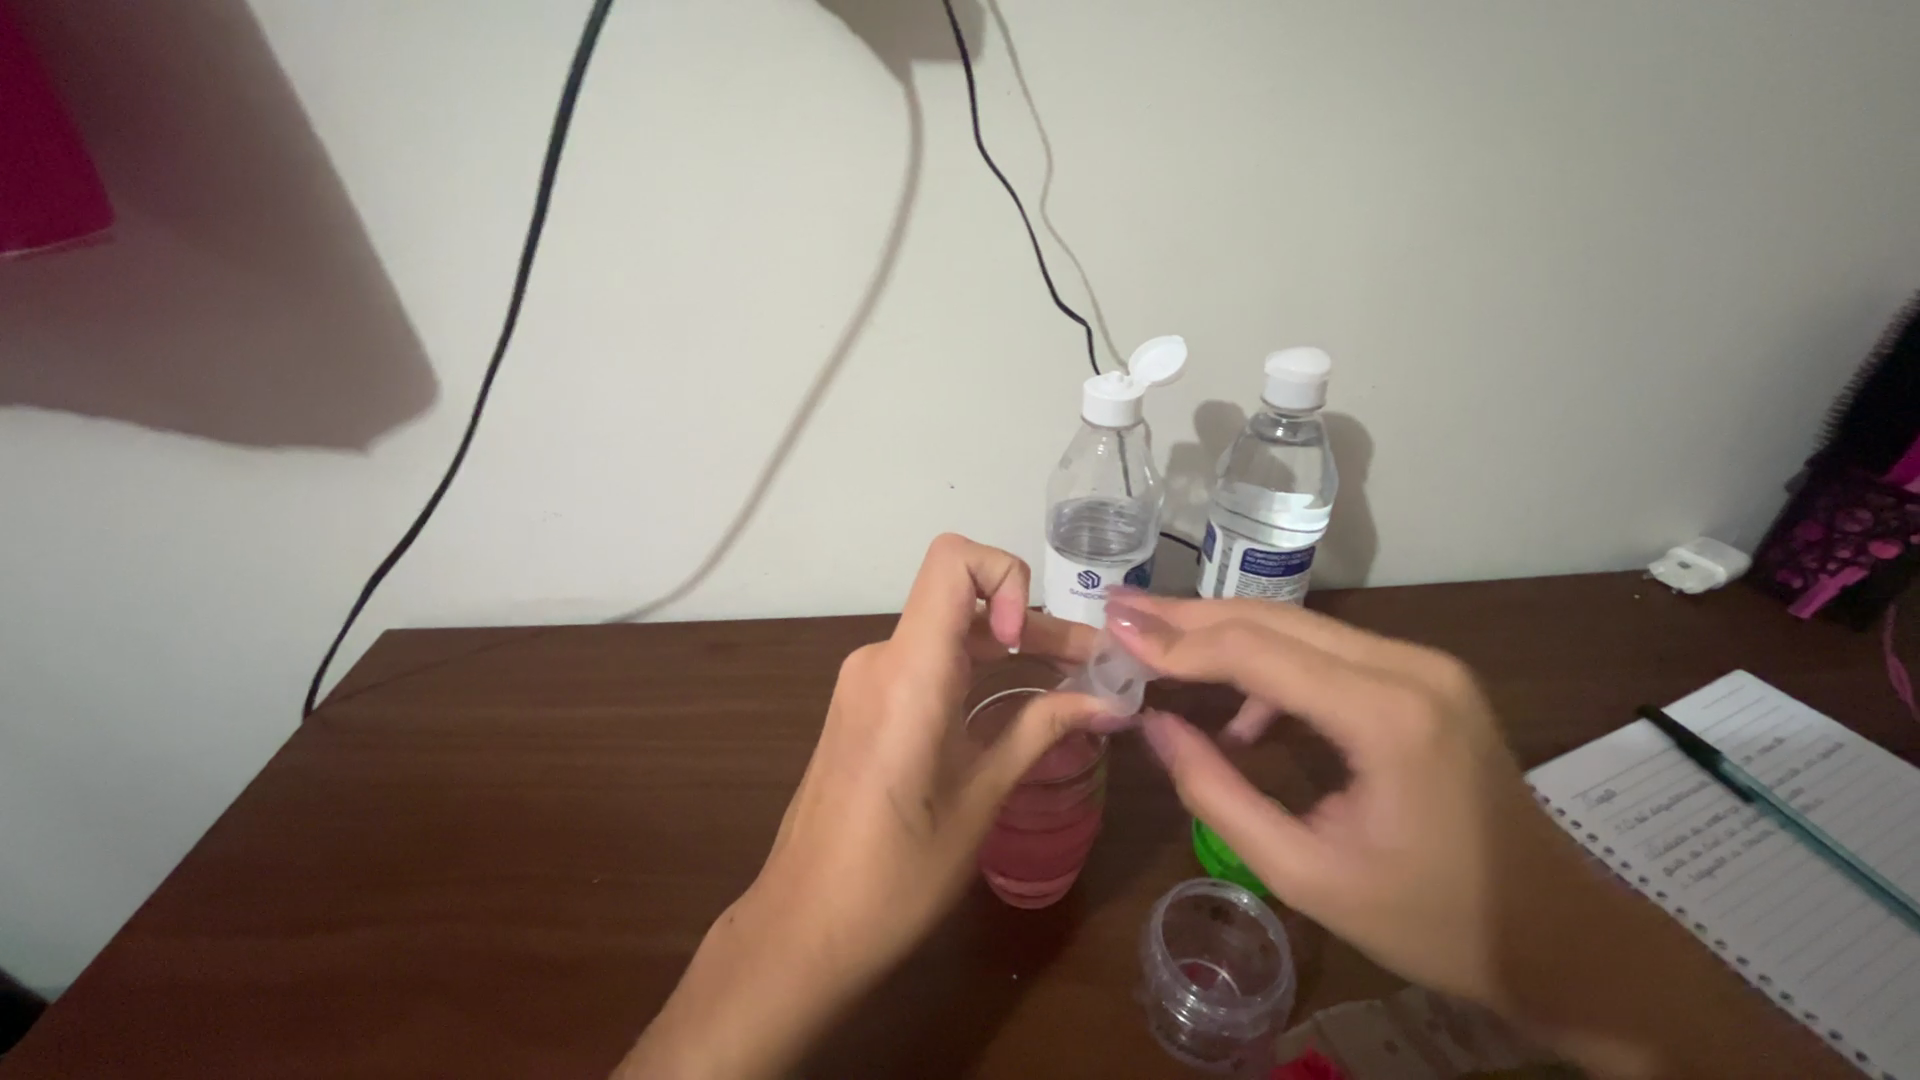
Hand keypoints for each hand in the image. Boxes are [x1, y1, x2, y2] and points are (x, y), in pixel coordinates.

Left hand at [754, 533, 1110, 978]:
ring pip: (949, 633)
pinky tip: (1018, 707)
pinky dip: (978, 672)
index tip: (1031, 642)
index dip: (1007, 576)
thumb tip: (1111, 700)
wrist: (803, 927)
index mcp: (909, 672)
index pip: (953, 560)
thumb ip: (1041, 731)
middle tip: (1096, 669)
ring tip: (1074, 687)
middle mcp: (882, 659)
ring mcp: (867, 680)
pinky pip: (927, 664)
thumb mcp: (981, 800)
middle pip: (964, 601)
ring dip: (1011, 650)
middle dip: (1035, 625)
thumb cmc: (895, 876)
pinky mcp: (864, 704)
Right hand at [1103, 589, 1584, 1007]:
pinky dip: (1270, 668)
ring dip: (1223, 634)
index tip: (1111, 629)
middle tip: (1118, 610)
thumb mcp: (1305, 873)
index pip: (1256, 651)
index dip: (1176, 640)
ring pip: (1298, 626)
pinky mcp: (1424, 679)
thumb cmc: (1433, 921)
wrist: (1561, 937)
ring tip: (1155, 646)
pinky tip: (1239, 715)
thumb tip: (1152, 726)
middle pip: (1274, 619)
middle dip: (1188, 616)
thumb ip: (1217, 793)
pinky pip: (1327, 653)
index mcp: (1387, 717)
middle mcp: (1410, 667)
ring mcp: (1424, 666)